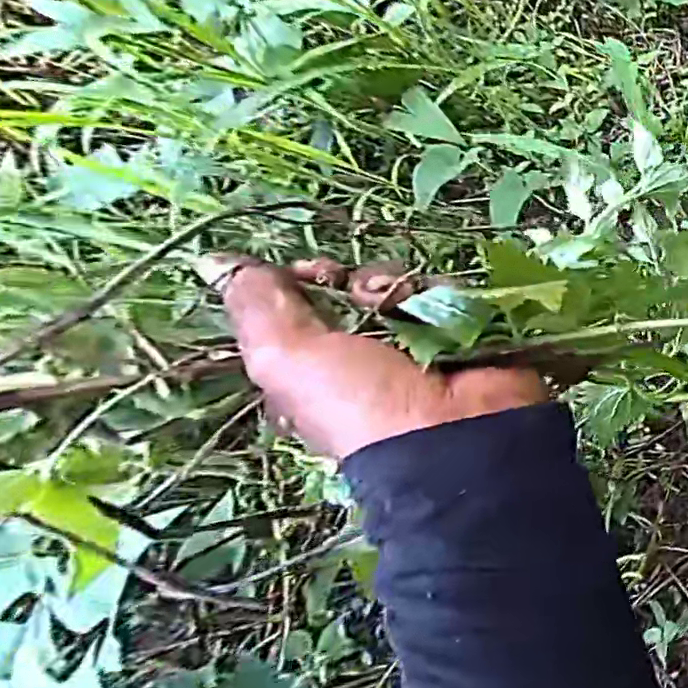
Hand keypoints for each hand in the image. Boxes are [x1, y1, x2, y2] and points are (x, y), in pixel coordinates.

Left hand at [203, 255, 546, 459]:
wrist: (452, 427)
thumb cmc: (361, 402)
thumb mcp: (286, 358)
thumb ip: (256, 306)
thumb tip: (214, 260)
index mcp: (328, 359)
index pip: (318, 299)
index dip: (311, 279)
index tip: (314, 273)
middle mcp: (379, 348)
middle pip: (366, 287)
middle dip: (361, 281)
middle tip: (364, 293)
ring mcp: (429, 341)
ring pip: (412, 287)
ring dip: (403, 287)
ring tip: (406, 305)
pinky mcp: (474, 334)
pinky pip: (456, 296)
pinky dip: (445, 297)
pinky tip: (439, 310)